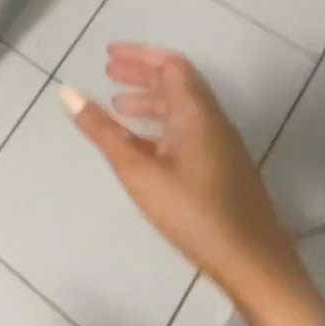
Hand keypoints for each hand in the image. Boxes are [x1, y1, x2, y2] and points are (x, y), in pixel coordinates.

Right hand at [64, 44, 324, 325]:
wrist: (257, 270)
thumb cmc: (194, 214)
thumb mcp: (137, 171)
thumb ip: (102, 129)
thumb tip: (67, 91)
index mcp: (197, 115)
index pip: (172, 66)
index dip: (141, 55)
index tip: (109, 54)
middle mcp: (214, 124)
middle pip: (179, 83)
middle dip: (143, 73)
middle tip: (109, 72)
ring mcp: (223, 149)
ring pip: (184, 109)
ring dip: (151, 100)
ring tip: (118, 107)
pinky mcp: (225, 171)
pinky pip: (190, 130)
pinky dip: (162, 123)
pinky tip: (143, 144)